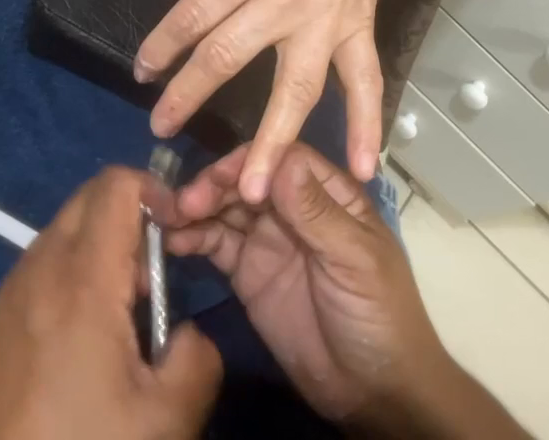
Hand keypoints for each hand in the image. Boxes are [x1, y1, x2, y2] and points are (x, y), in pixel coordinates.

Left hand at [0, 167, 221, 439]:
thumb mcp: (165, 420)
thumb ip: (196, 357)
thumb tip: (185, 332)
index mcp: (81, 279)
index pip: (116, 186)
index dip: (156, 193)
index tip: (179, 233)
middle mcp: (40, 269)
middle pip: (89, 198)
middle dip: (132, 217)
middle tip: (155, 280)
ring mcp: (11, 293)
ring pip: (65, 230)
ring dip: (103, 246)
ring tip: (125, 311)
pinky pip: (44, 263)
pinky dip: (75, 270)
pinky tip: (87, 334)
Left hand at [135, 0, 434, 201]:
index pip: (196, 14)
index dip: (164, 45)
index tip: (143, 71)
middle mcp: (288, 1)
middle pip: (230, 56)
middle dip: (190, 95)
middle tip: (160, 129)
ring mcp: (328, 24)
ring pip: (296, 89)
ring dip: (273, 140)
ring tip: (251, 192)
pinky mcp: (359, 33)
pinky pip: (365, 84)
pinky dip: (368, 125)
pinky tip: (364, 170)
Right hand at [167, 145, 445, 421]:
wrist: (371, 390)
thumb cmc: (378, 314)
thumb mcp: (355, 260)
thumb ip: (317, 213)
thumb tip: (281, 159)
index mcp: (329, 195)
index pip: (284, 159)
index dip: (251, 162)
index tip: (222, 178)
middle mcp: (294, 208)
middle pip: (248, 179)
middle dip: (215, 185)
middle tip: (185, 202)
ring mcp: (269, 238)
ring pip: (226, 208)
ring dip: (197, 207)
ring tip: (169, 218)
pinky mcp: (247, 272)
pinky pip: (216, 244)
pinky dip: (193, 238)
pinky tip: (174, 240)